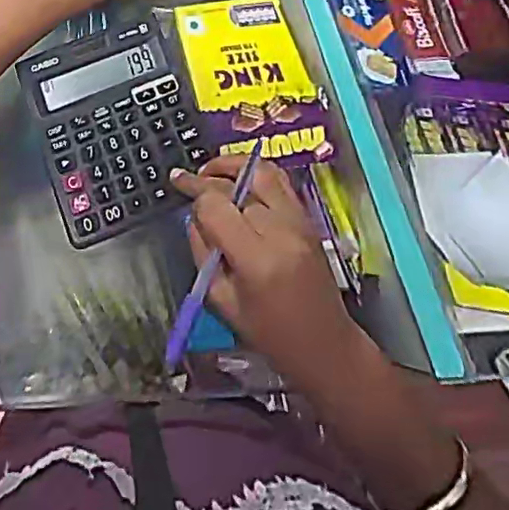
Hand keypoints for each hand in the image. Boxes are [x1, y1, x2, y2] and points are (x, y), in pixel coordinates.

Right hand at [174, 156, 364, 388]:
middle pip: (237, 186)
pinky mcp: (308, 219)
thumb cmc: (270, 334)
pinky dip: (255, 172)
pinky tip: (237, 180)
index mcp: (257, 259)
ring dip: (233, 165)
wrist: (326, 344)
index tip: (182, 197)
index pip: (217, 206)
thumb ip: (202, 251)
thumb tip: (194, 215)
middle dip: (207, 180)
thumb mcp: (221, 300)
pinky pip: (280, 181)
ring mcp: (299, 222)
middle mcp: (281, 232)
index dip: (196, 198)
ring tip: (210, 170)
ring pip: (262, 172)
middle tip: (184, 180)